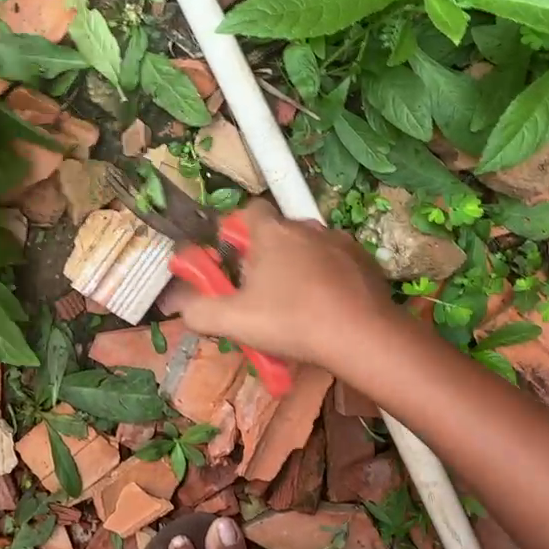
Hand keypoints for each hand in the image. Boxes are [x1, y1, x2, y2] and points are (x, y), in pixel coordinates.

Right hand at [162, 200, 400, 371]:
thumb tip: (181, 304)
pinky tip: (328, 311)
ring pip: (309, 249)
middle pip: (279, 233)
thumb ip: (199, 311)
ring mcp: (341, 242)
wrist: (364, 336)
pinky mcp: (366, 262)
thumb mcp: (234, 322)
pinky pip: (338, 264)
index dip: (237, 233)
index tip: (234, 262)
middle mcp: (306, 227)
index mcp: (272, 233)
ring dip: (300, 269)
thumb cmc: (292, 321)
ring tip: (297, 307)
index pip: (249, 211)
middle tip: (261, 294)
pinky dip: (330, 281)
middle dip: (267, 257)